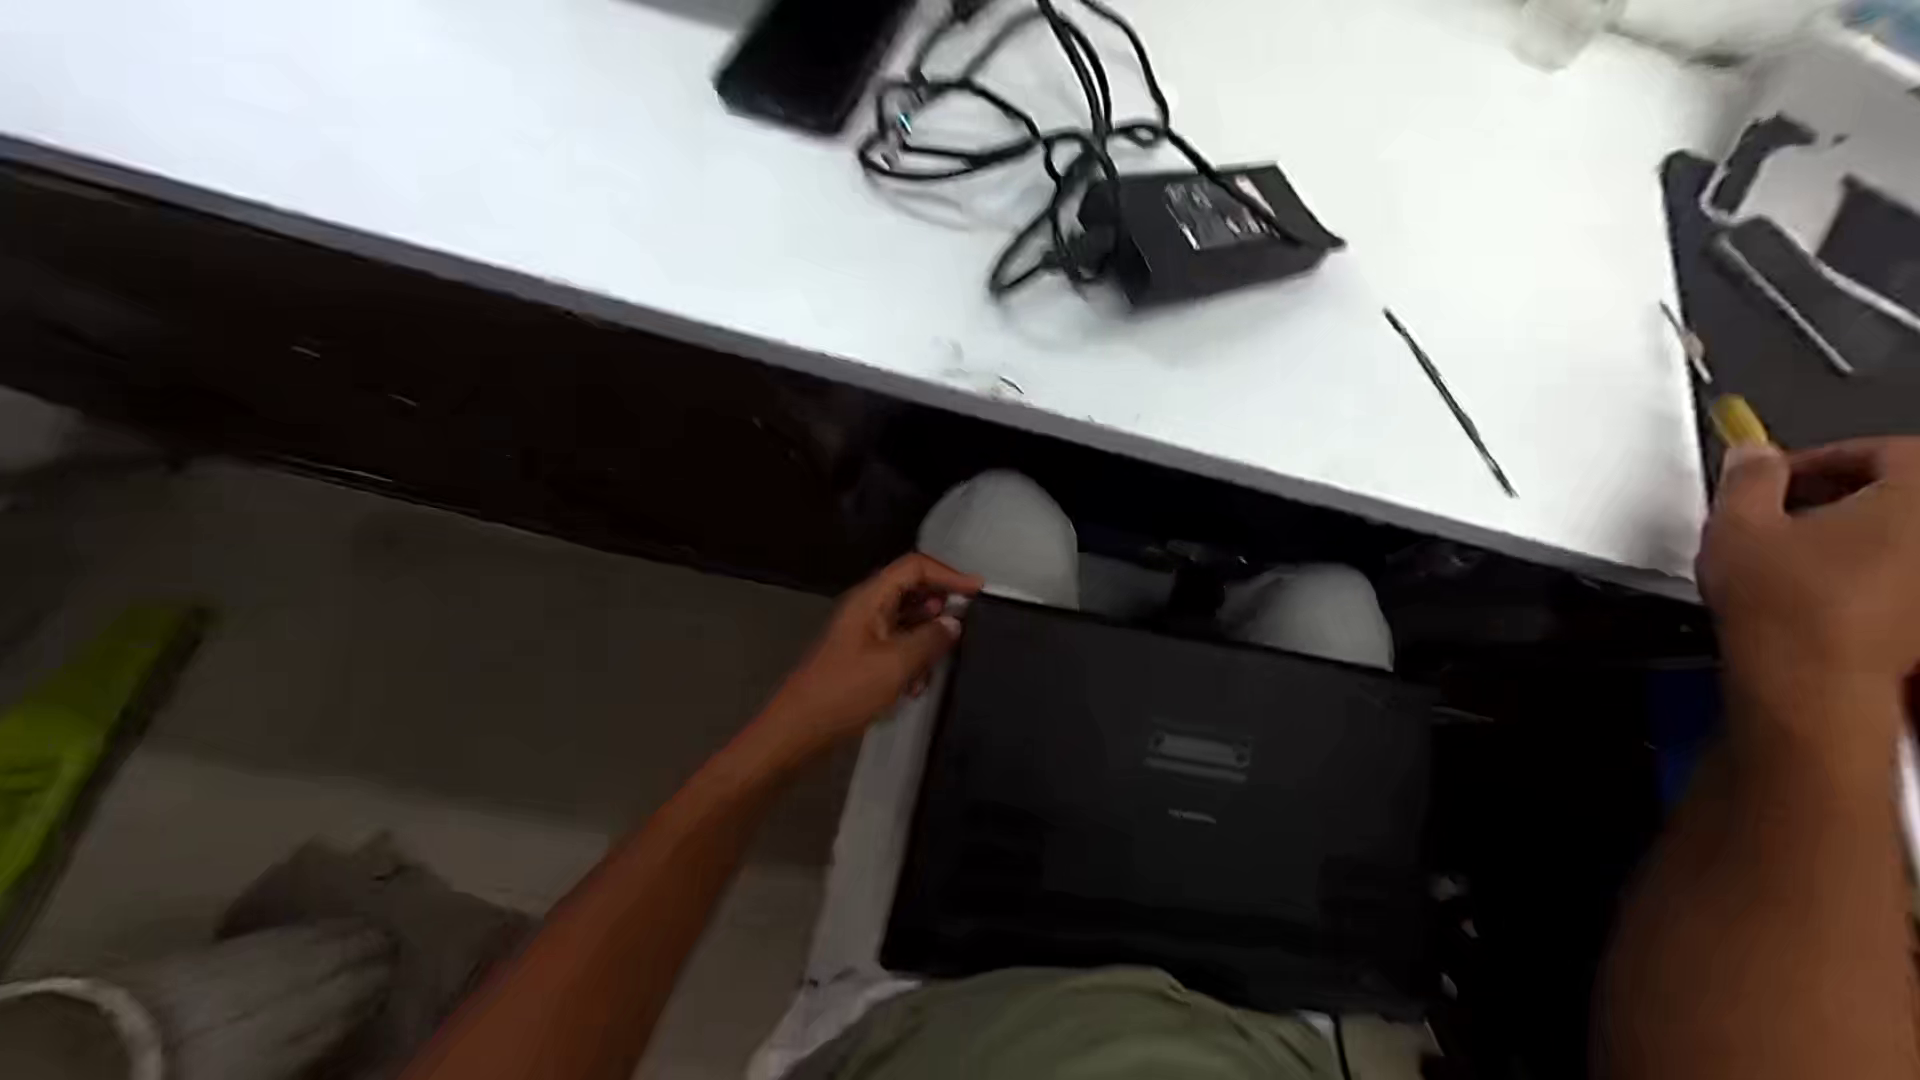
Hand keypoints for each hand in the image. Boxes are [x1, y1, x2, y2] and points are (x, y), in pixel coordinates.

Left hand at [757, 553, 982, 753]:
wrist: (799, 730)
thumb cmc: (845, 692)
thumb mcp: (896, 664)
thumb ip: (930, 639)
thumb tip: (954, 623)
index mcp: (870, 598)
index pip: (914, 567)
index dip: (948, 574)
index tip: (978, 591)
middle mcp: (867, 608)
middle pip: (912, 590)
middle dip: (940, 608)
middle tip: (963, 627)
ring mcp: (864, 632)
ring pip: (908, 620)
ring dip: (927, 639)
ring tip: (937, 665)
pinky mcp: (864, 656)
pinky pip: (898, 644)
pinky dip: (913, 659)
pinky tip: (916, 686)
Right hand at [1700, 438, 1919, 763]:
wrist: (1809, 672)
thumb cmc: (1784, 601)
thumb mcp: (1737, 523)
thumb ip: (1748, 477)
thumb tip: (1755, 455)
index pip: (1883, 450)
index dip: (1820, 458)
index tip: (1776, 476)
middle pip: (1901, 490)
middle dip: (1836, 494)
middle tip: (1778, 510)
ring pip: (1900, 530)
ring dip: (1850, 530)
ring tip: (1789, 550)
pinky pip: (1903, 568)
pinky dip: (1864, 565)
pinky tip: (1815, 582)